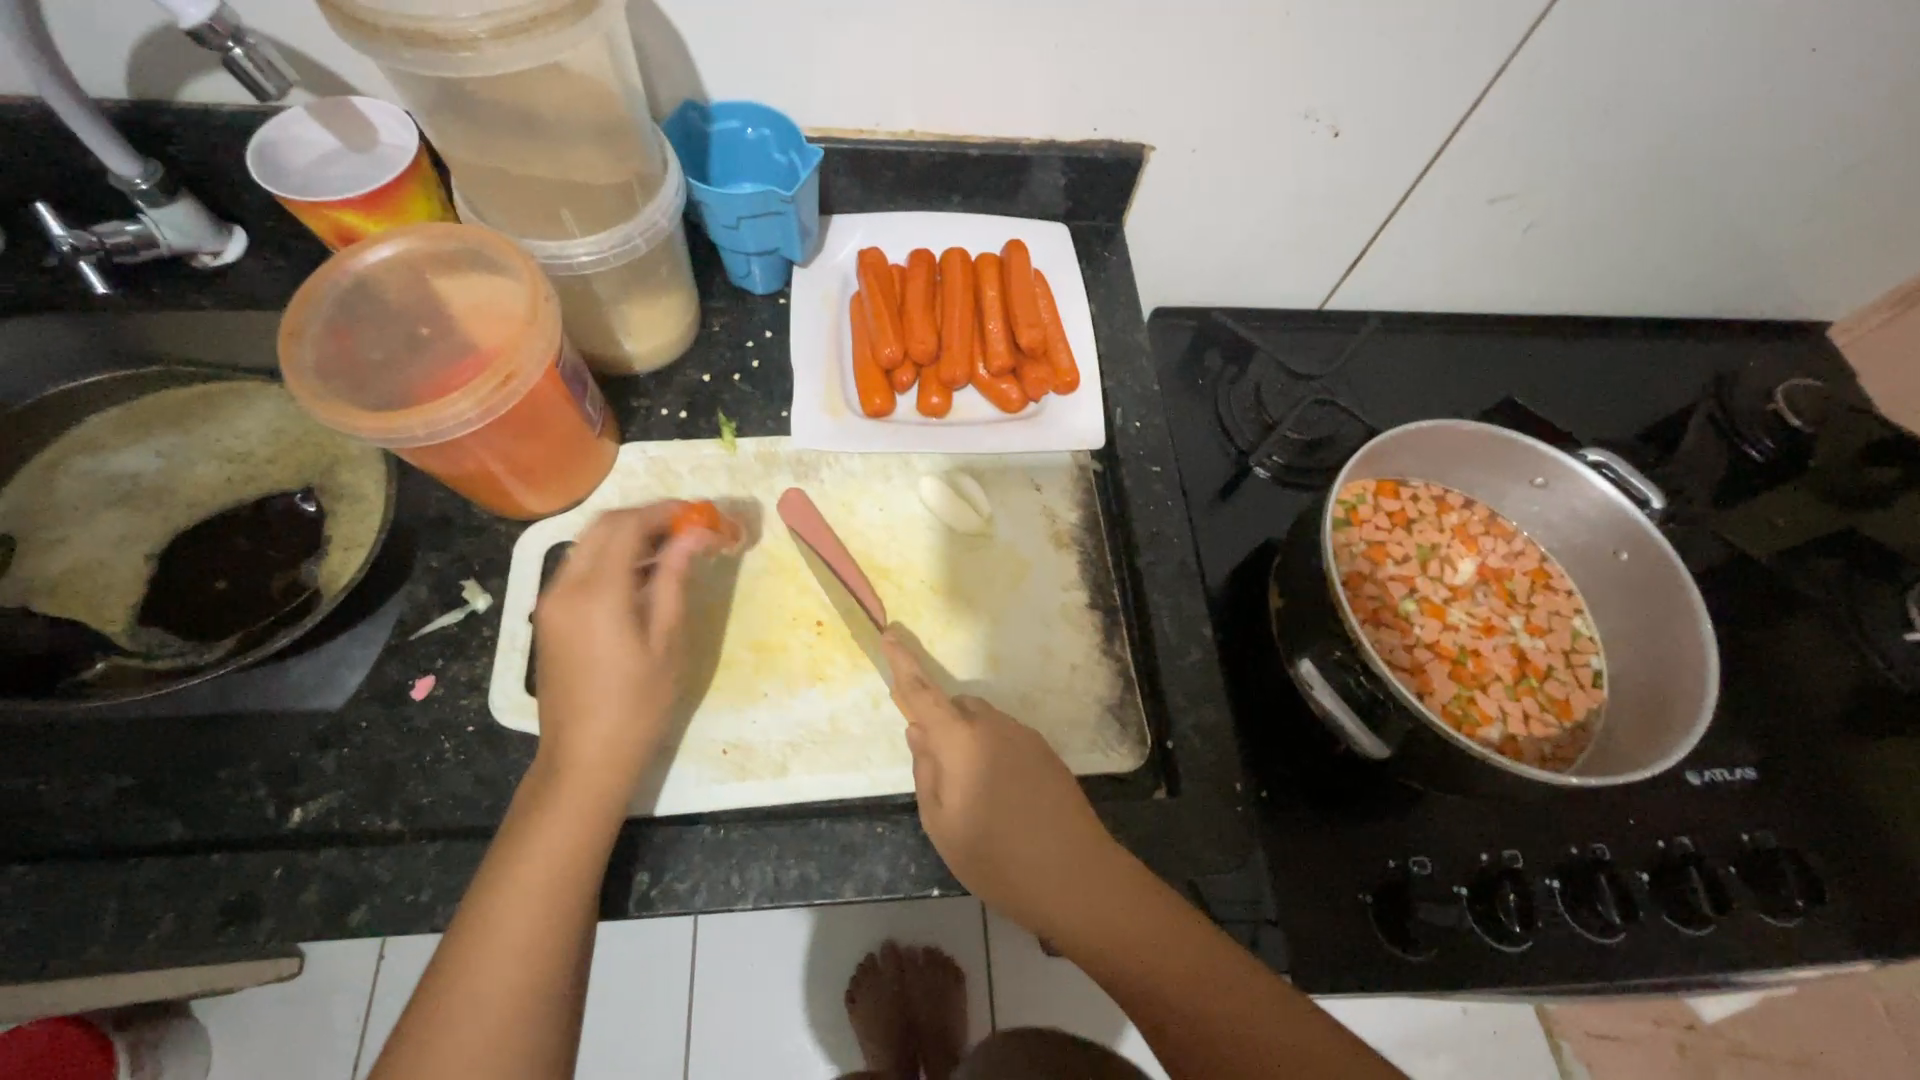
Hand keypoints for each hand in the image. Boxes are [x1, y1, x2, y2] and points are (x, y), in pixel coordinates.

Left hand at [531, 502, 716, 800]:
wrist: (585, 758)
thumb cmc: (638, 705)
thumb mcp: (667, 641)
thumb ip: (675, 579)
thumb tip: (696, 535)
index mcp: (597, 592)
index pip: (628, 525)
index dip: (665, 511)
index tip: (699, 514)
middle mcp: (564, 586)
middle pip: (602, 526)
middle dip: (645, 518)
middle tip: (687, 528)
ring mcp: (550, 602)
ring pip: (588, 544)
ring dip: (627, 536)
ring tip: (671, 551)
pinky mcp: (549, 617)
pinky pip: (579, 569)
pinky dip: (611, 558)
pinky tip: (642, 578)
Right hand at [882, 627, 1125, 937]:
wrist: (1076, 877)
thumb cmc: (997, 858)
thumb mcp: (942, 824)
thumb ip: (926, 772)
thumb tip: (919, 731)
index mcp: (962, 740)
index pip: (924, 694)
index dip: (903, 664)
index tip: (890, 634)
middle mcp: (995, 726)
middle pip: (957, 708)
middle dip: (940, 722)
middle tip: (936, 771)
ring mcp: (1026, 737)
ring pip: (983, 724)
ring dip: (967, 741)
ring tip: (971, 796)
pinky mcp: (1046, 753)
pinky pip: (1006, 739)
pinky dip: (990, 753)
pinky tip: (999, 797)